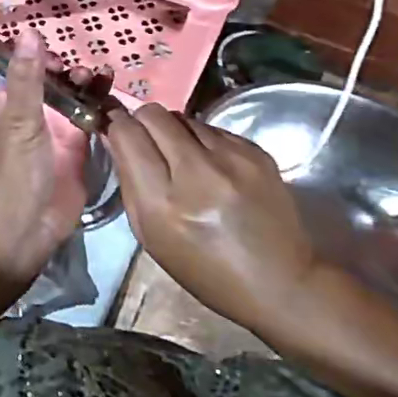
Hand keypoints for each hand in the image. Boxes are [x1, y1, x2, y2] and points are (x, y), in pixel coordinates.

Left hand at [0, 30, 88, 279]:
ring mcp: (58, 128)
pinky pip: (93, 117)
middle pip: (53, 78)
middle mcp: (34, 111)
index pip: (20, 65)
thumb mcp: (20, 121)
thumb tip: (30, 32)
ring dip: (88, 83)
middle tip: (82, 71)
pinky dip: (104, 105)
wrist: (26, 231)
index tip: (55, 43)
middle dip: (68, 67)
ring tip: (103, 76)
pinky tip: (116, 95)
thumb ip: (27, 78)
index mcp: (10, 101)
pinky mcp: (79, 146)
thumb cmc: (14, 173)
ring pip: (76, 95)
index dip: (36, 52)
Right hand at [105, 104, 319, 336]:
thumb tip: (118, 138)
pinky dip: (204, 141)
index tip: (116, 128)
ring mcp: (231, 158)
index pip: (128, 134)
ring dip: (176, 132)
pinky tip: (213, 167)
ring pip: (185, 117)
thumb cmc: (207, 271)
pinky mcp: (256, 151)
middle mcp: (197, 172)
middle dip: (143, 121)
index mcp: (163, 203)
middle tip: (147, 139)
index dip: (117, 126)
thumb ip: (131, 184)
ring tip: (184, 159)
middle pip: (154, 114)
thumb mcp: (153, 239)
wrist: (281, 282)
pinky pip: (214, 128)